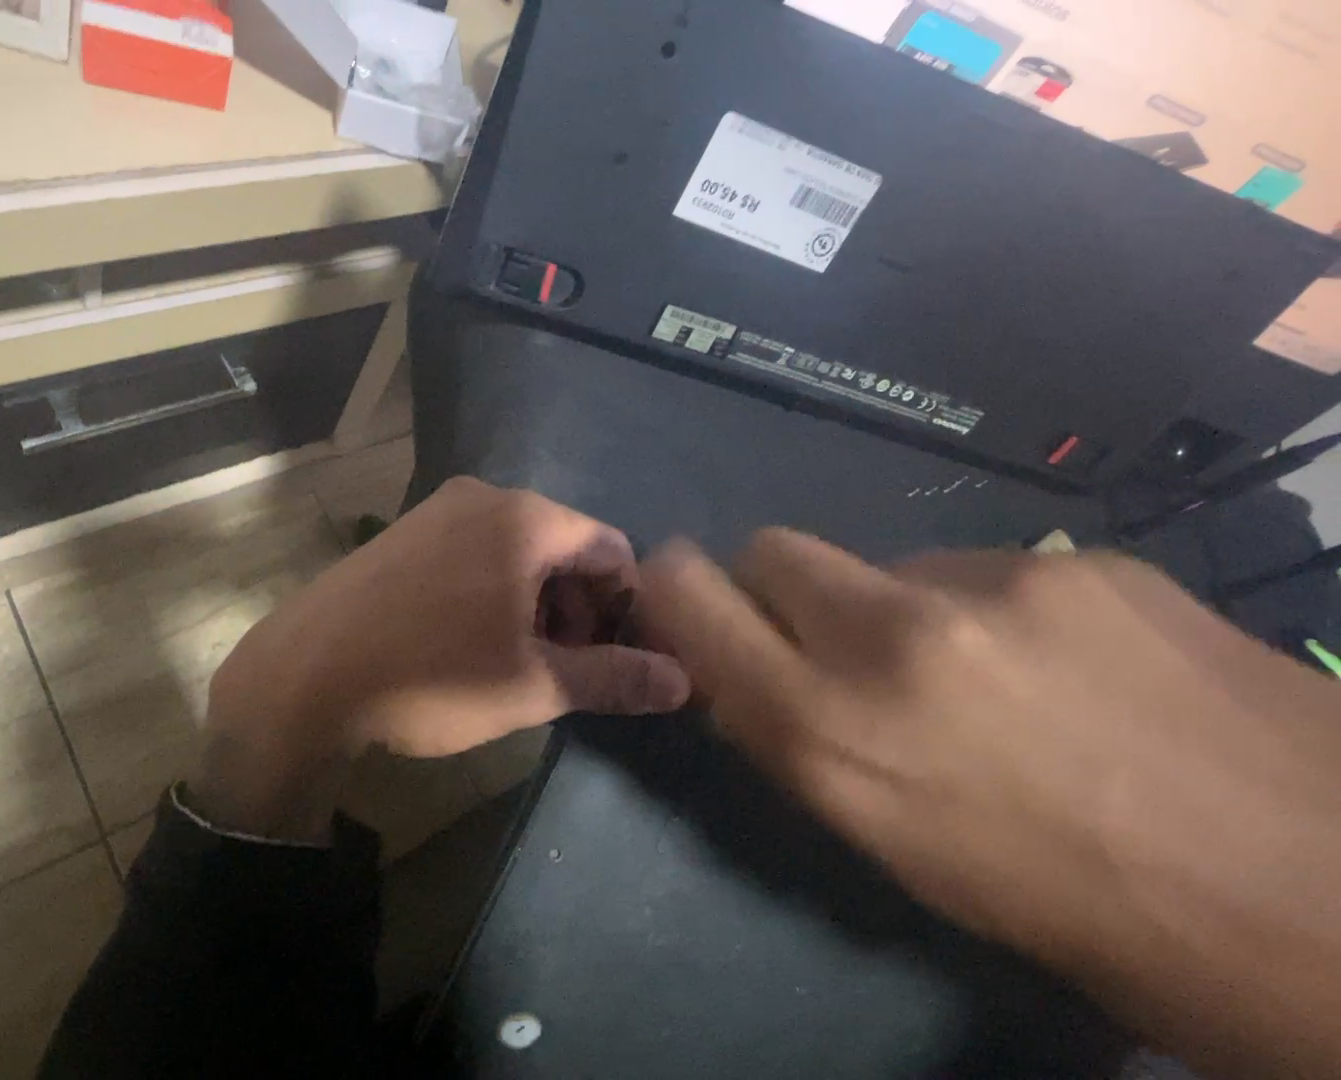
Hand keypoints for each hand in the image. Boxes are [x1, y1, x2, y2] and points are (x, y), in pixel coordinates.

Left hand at [191, 478, 688, 840]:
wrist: (303, 679)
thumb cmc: (430, 679)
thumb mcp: (531, 686)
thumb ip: (613, 677)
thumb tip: (681, 680)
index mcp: (524, 519)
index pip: (611, 548)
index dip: (626, 607)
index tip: (611, 661)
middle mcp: (481, 496)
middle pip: (562, 545)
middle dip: (577, 606)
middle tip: (562, 668)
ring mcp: (432, 510)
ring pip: (513, 549)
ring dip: (533, 602)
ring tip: (514, 662)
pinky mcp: (398, 533)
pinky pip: (469, 552)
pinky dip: (488, 590)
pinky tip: (464, 641)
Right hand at [636, 529, 1340, 1079]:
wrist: (1336, 901)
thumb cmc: (1068, 906)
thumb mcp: (890, 845)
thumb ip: (796, 740)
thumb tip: (741, 677)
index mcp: (827, 730)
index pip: (689, 597)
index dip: (672, 589)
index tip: (685, 603)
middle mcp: (888, 640)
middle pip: (770, 549)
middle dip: (777, 589)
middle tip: (830, 642)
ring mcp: (993, 588)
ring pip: (881, 560)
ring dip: (893, 605)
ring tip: (982, 674)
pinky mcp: (1083, 564)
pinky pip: (983, 568)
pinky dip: (989, 608)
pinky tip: (1066, 668)